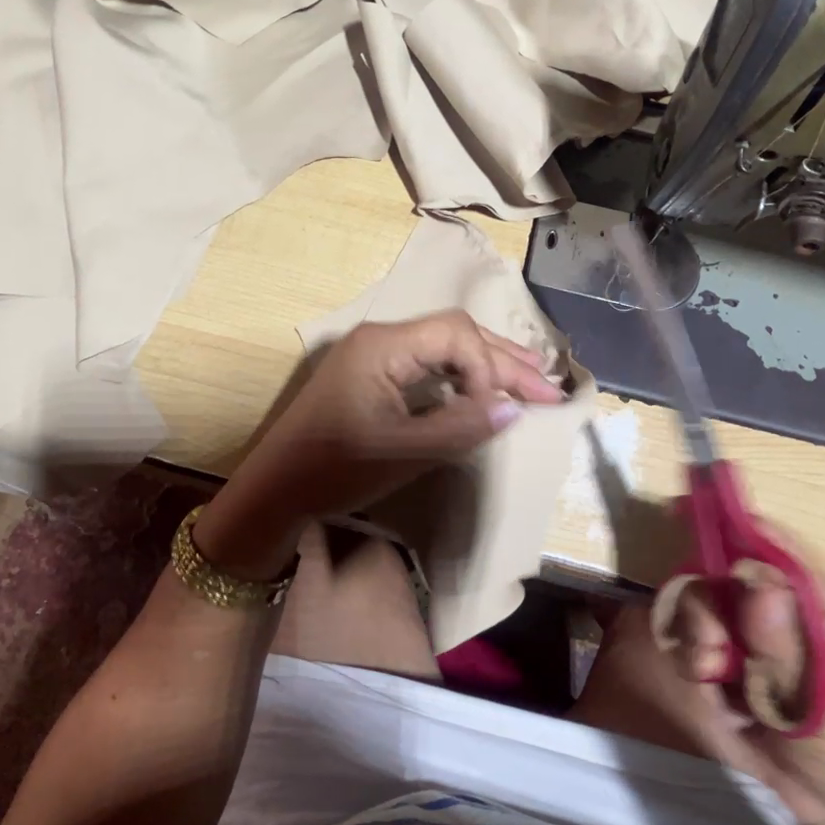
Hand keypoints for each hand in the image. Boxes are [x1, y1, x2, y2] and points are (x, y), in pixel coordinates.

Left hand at [195, 312, 565, 577]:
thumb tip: (514, 409)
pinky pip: (428, 366)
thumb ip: (460, 427)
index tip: (500, 412)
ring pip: (444, 348)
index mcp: (383, 344)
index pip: (457, 334)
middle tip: (550, 390)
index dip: (488, 368)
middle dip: (503, 362)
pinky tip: (485, 393)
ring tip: (533, 382)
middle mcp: (381, 338)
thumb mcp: (402, 451)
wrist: (274, 490)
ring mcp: (375, 355)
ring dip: (487, 366)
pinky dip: (462, 378)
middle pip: (455, 335)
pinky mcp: (373, 376)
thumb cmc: (333, 469)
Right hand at [659, 545, 824, 824]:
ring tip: (712, 679)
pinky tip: (718, 702)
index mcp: (821, 603)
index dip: (730, 523)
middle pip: (721, 573)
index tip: (682, 508)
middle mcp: (781, 611)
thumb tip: (755, 580)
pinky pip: (692, 648)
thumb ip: (786, 644)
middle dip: (704, 606)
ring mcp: (753, 641)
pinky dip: (694, 669)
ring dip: (696, 641)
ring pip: (699, 610)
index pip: (772, 544)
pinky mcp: (729, 671)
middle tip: (709, 647)